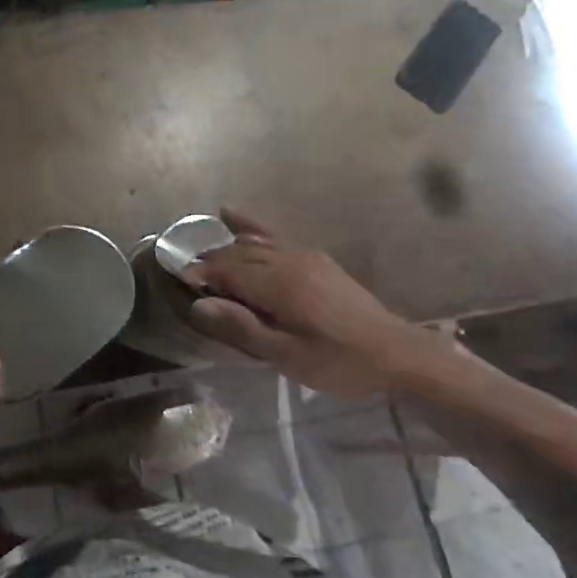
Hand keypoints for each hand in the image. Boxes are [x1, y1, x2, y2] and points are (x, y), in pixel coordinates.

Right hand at [185, 209, 437, 394]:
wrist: (396, 354)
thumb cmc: (338, 361)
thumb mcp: (287, 356)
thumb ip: (242, 328)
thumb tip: (199, 306)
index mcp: (280, 284)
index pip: (228, 269)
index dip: (201, 273)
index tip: (180, 281)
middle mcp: (289, 260)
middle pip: (238, 252)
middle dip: (210, 260)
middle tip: (190, 276)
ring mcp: (305, 255)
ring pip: (255, 242)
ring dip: (227, 247)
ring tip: (206, 257)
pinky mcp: (316, 259)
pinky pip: (275, 236)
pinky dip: (251, 226)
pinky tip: (234, 216)